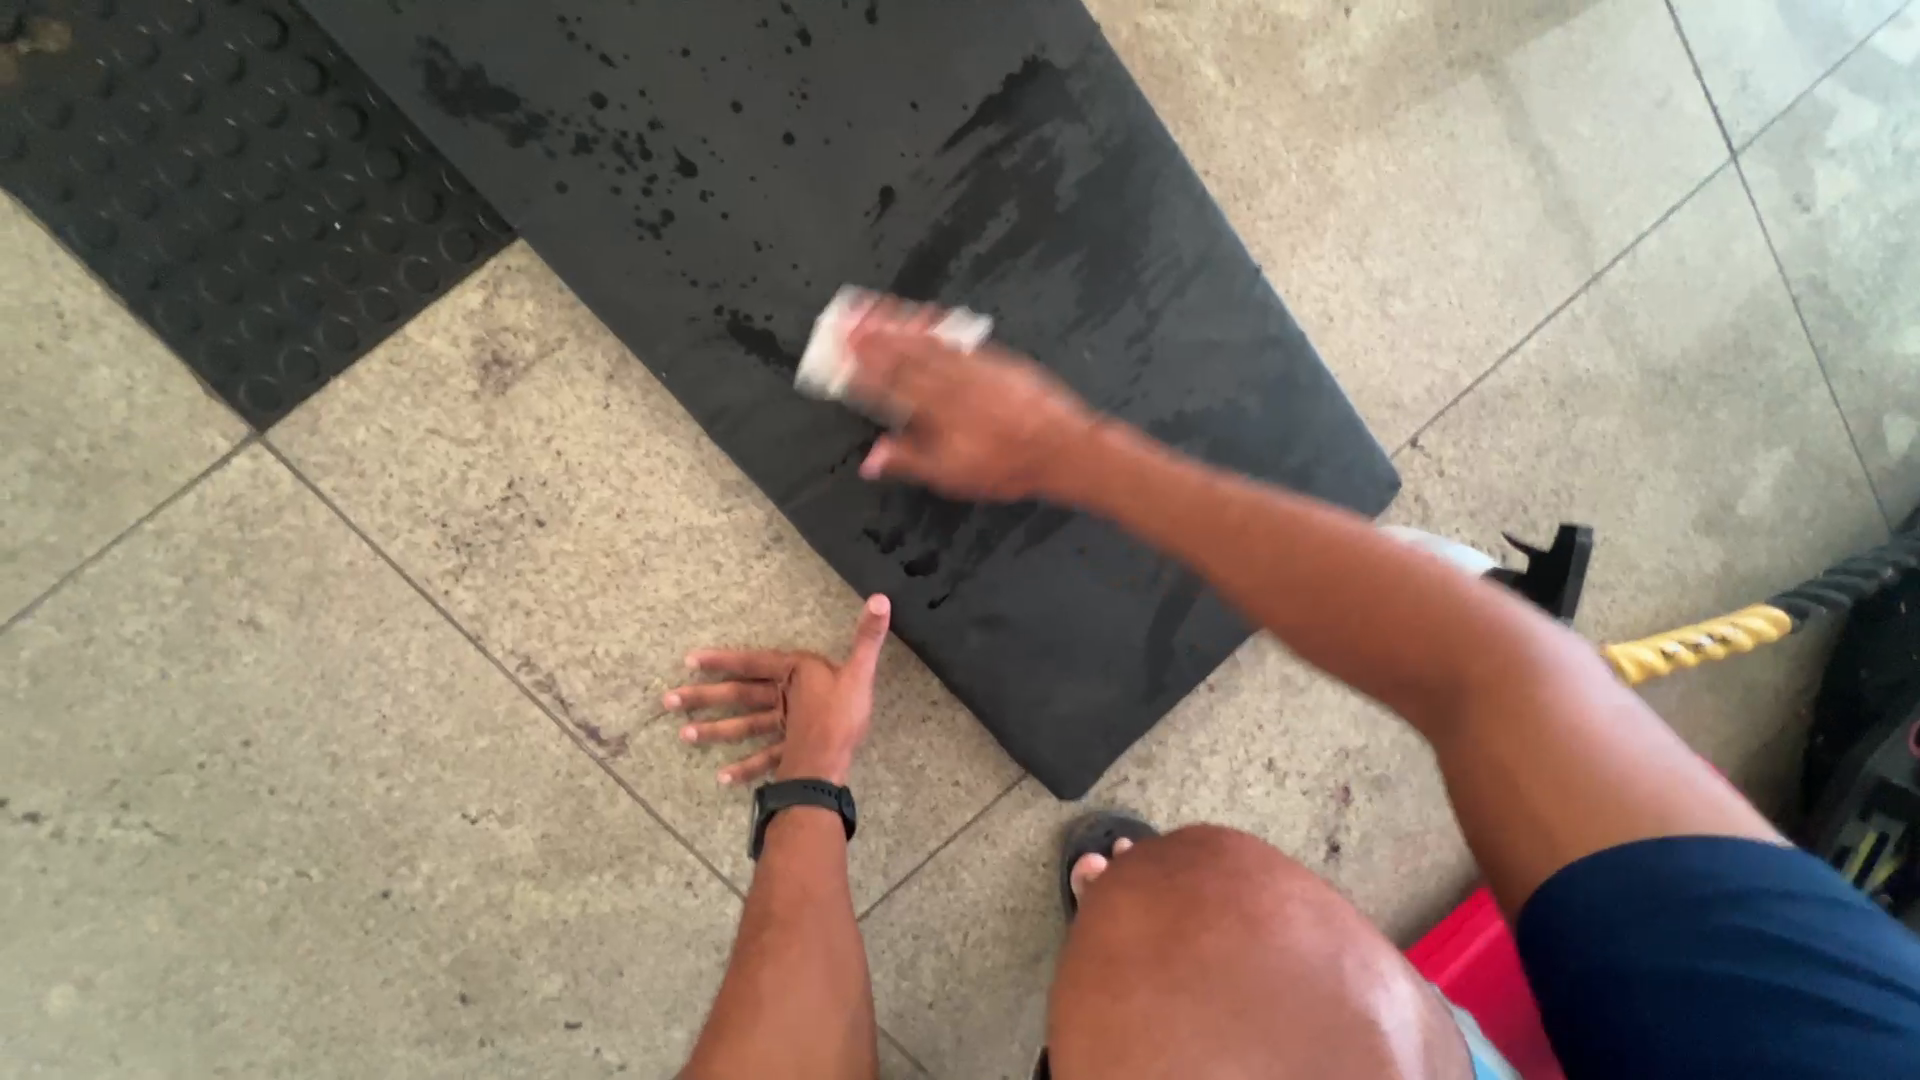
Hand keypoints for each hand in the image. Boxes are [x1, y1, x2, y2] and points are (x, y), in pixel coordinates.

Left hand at [667, 595, 891, 786]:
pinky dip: (743, 769)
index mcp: (793, 674)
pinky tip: (721, 778)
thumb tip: (881, 598)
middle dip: (702, 697)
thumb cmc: (843, 714)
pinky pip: (763, 760)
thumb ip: (868, 636)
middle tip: (667, 701)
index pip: (751, 662)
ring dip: (714, 731)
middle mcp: (780, 699)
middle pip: (738, 695)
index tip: (689, 661)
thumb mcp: (859, 671)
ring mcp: (780, 729)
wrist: (833, 760)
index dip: (722, 660)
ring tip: (683, 736)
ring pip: (743, 727)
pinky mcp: (786, 754)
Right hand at [844, 300, 1100, 501]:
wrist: (1062, 446)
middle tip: (842, 318)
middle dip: (869, 336)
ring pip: (925, 339)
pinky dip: (930, 322)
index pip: (888, 384)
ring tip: (867, 306)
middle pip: (902, 354)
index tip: (836, 353)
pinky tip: (919, 313)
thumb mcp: (954, 475)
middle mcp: (950, 381)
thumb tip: (871, 458)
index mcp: (936, 410)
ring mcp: (972, 365)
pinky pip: (953, 335)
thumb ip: (909, 461)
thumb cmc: (1009, 465)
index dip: (860, 368)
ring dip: (893, 321)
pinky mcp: (991, 359)